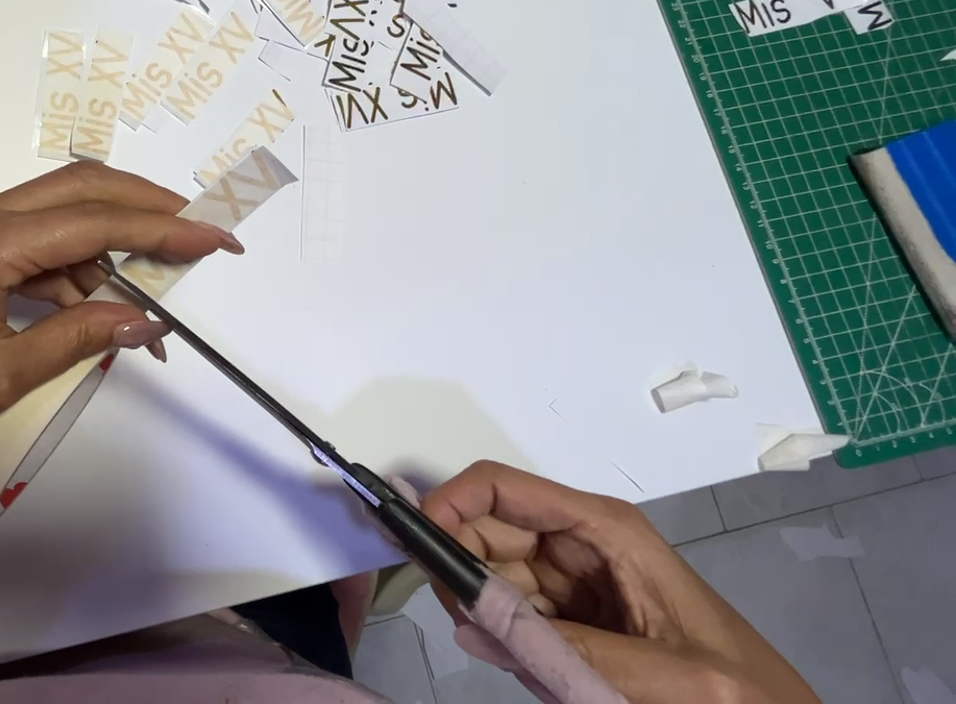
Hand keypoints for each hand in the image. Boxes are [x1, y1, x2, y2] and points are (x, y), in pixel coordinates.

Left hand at [0, 161, 239, 475]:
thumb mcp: (1, 375)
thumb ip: (78, 339)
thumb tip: (142, 322)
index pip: (95, 221)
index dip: (163, 229)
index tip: (216, 238)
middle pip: (80, 188)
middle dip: (144, 206)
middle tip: (198, 232)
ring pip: (58, 215)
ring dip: (107, 247)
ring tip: (148, 297)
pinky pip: (32, 244)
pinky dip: (70, 268)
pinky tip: (93, 309)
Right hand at [421, 461, 821, 703]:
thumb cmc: (748, 698)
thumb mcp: (677, 683)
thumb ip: (572, 654)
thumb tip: (466, 620)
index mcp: (600, 527)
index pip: (497, 486)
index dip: (447, 503)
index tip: (419, 551)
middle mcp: (576, 540)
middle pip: (481, 530)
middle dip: (465, 574)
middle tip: (477, 629)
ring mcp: (568, 577)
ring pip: (487, 574)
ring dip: (492, 618)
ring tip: (539, 670)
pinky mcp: (565, 612)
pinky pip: (510, 612)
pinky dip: (510, 641)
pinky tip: (545, 675)